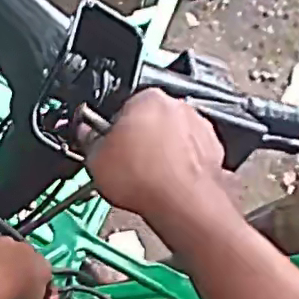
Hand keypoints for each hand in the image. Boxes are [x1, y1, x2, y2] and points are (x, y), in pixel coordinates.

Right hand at [84, 90, 237, 243]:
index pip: (119, 108)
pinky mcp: (212, 147)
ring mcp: (197, 125)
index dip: (108, 131)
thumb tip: (86, 133)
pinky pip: (187, 153)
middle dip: (134, 140)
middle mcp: (176, 104)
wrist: (179, 200)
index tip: (103, 147)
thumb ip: (89, 139)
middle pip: (147, 120)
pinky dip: (175, 165)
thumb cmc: (143, 177)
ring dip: (156, 152)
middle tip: (120, 165)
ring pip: (168, 136)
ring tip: (140, 179)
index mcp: (145, 97)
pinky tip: (160, 183)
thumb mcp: (95, 159)